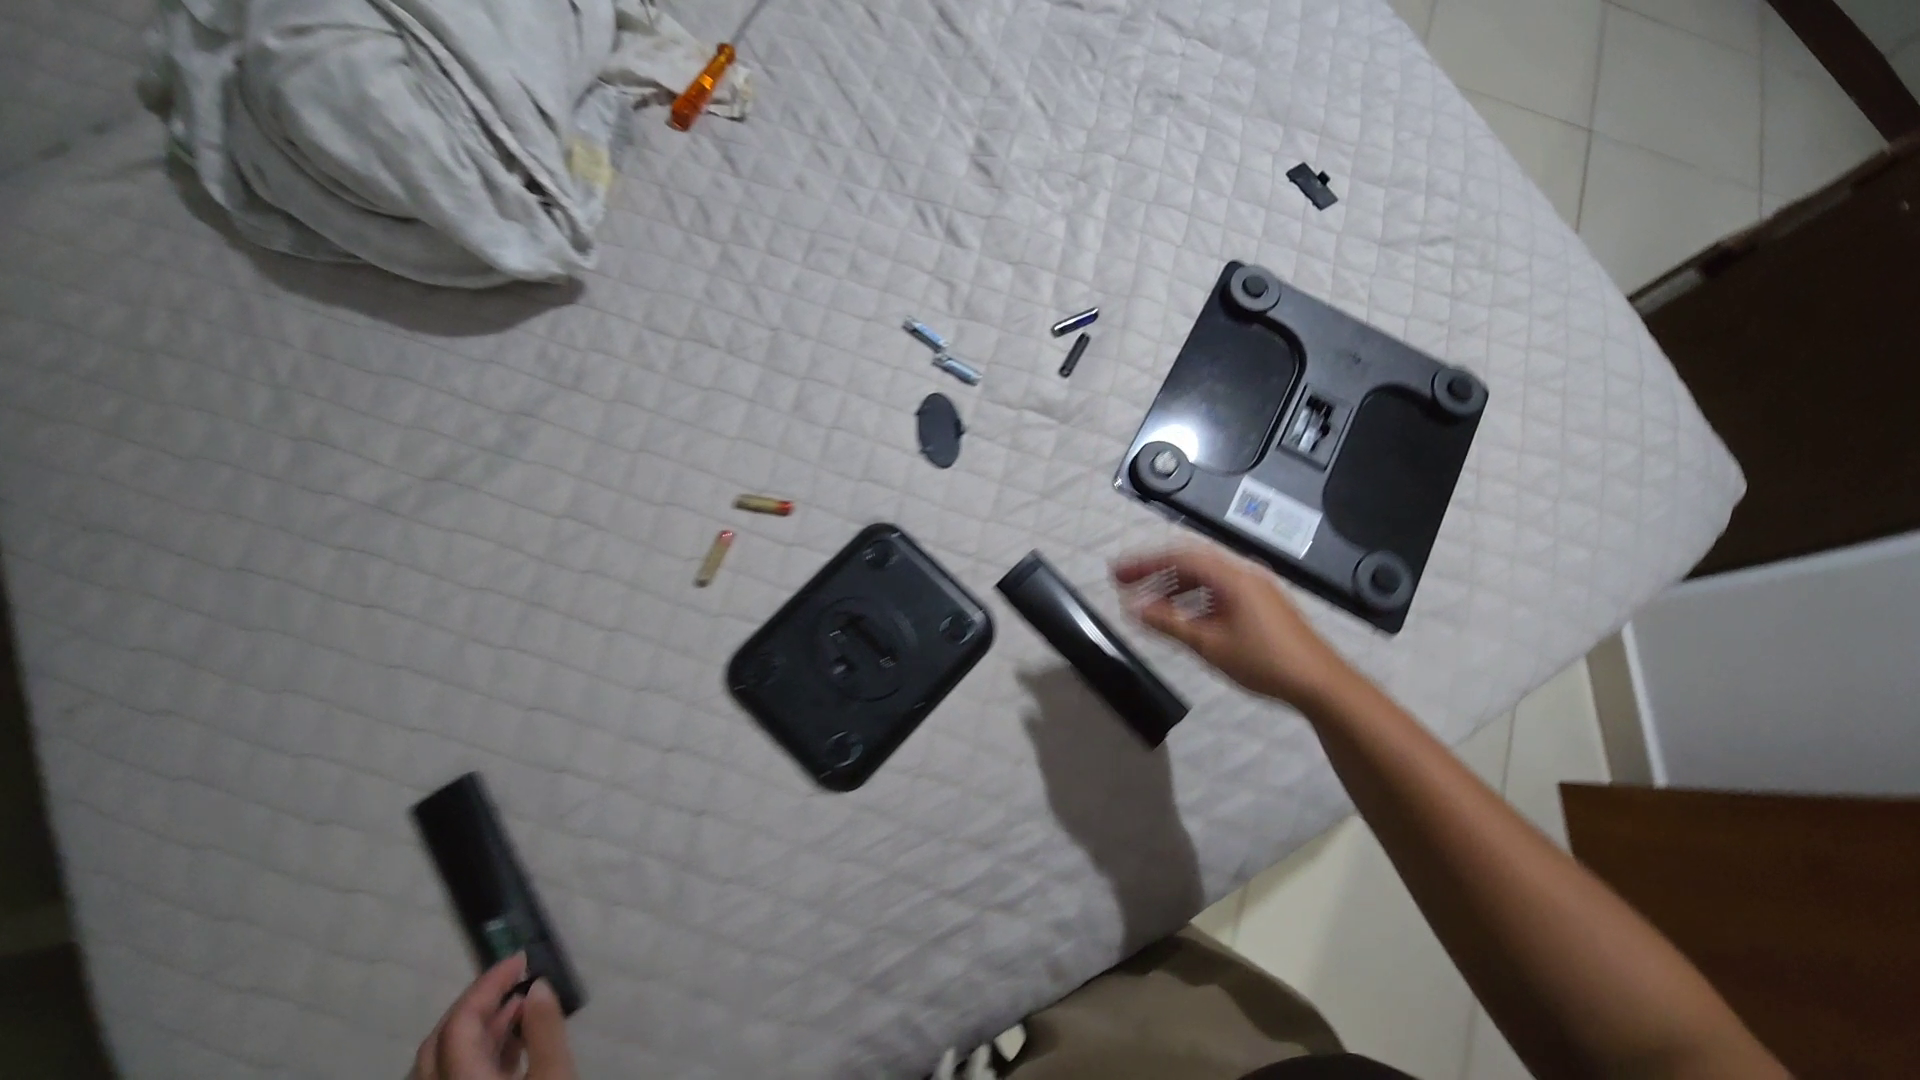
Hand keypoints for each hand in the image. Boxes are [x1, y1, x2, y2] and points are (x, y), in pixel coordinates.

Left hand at [413, 954, 575, 1079]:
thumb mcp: (555, 1076)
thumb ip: (545, 1032)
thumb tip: (538, 985)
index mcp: (461, 1078)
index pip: (460, 1023)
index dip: (488, 985)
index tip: (520, 958)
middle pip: (440, 1040)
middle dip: (477, 1002)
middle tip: (513, 979)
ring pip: (444, 1060)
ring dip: (477, 1027)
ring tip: (518, 1005)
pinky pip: (454, 1074)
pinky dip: (478, 1050)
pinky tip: (513, 1042)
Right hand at [1112, 544, 1354, 708]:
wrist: (1320, 682)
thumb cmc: (1264, 662)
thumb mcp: (1209, 644)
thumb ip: (1168, 623)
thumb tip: (1133, 608)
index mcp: (1231, 576)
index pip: (1178, 557)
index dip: (1143, 563)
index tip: (1115, 574)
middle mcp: (1243, 573)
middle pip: (1190, 561)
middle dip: (1154, 571)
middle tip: (1124, 584)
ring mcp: (1255, 587)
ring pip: (1205, 577)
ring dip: (1173, 586)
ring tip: (1147, 603)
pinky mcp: (1262, 603)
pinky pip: (1219, 589)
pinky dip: (1194, 597)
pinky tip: (1181, 616)